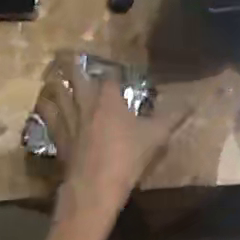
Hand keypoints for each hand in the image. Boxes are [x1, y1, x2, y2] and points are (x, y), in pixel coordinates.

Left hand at [36, 58, 193, 214]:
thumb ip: (174, 117)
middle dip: (73, 65)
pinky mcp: (58, 137)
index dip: (112, 70)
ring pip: (57, 94)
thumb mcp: (157, 136)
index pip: (109, 76)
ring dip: (55, 83)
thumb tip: (195, 102)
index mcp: (109, 100)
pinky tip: (44, 106)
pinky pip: (47, 117)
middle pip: (76, 78)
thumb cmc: (128, 157)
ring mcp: (69, 120)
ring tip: (52, 74)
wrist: (95, 186)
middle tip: (67, 53)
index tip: (115, 67)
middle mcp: (86, 104)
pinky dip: (45, 108)